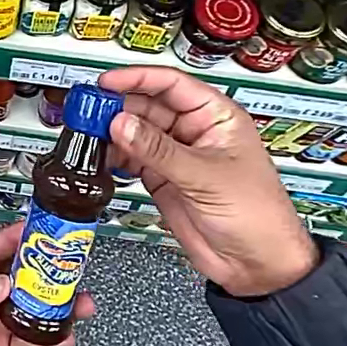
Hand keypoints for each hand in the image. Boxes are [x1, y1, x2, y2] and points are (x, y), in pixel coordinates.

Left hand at [0, 225, 95, 345]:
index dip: (11, 238)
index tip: (34, 230)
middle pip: (17, 276)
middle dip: (43, 269)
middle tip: (66, 264)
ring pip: (32, 307)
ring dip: (55, 304)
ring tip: (77, 301)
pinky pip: (33, 341)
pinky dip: (52, 339)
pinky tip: (63, 336)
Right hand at [99, 66, 319, 297]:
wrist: (256, 266)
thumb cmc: (258, 216)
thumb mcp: (206, 176)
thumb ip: (159, 150)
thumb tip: (122, 124)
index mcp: (215, 117)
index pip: (171, 84)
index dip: (138, 79)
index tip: (108, 82)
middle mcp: (193, 131)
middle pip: (147, 105)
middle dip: (117, 106)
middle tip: (89, 111)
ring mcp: (175, 155)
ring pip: (135, 132)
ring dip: (112, 131)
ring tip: (88, 133)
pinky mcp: (162, 178)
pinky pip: (131, 158)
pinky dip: (114, 156)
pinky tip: (100, 156)